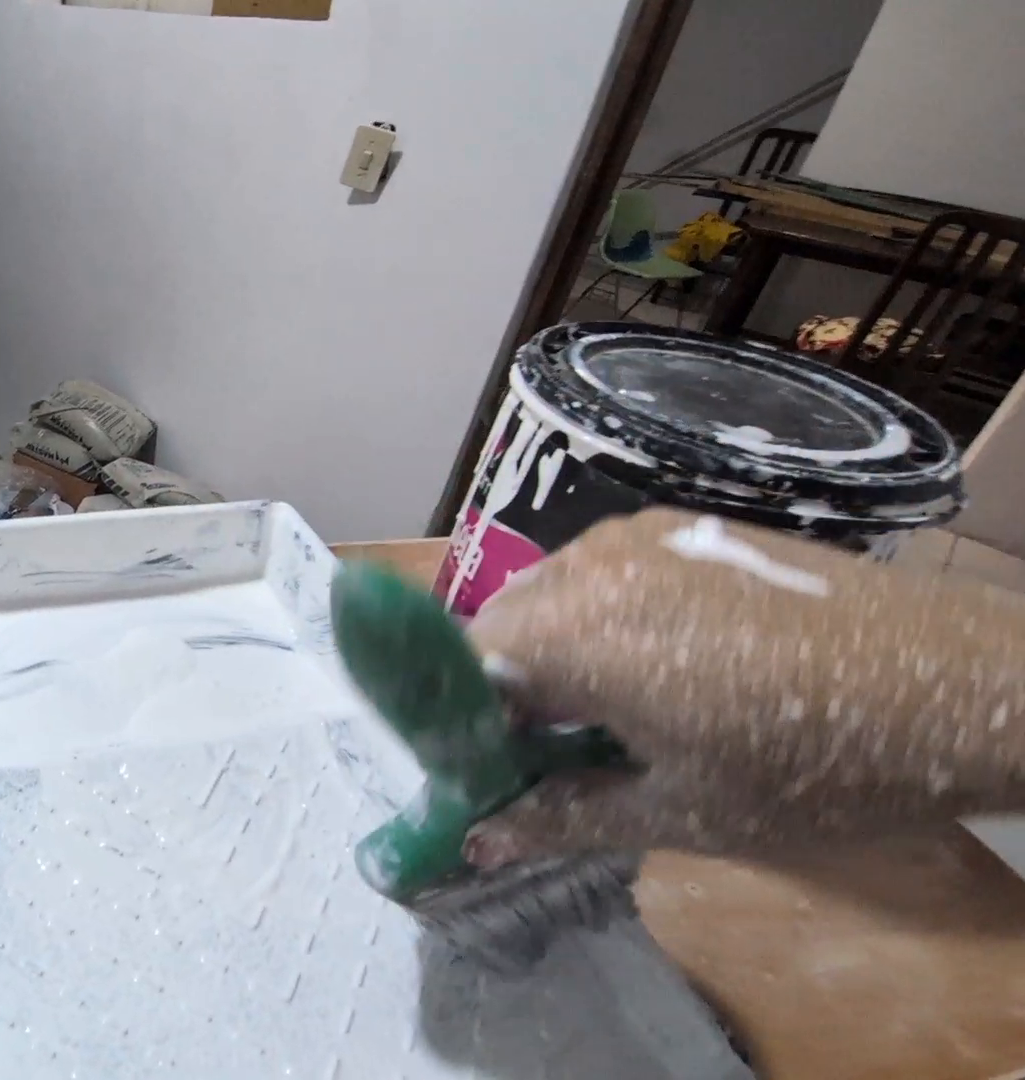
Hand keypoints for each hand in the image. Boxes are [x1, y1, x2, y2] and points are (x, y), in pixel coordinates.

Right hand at [461, 508, 1024, 866]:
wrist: (975, 683)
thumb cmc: (822, 763)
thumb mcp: (684, 811)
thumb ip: (560, 820)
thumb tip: (474, 846)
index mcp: (573, 634)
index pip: (462, 663)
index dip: (469, 712)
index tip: (500, 753)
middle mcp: (582, 568)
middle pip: (495, 623)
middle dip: (507, 679)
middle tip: (553, 733)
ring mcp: (625, 538)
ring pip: (539, 592)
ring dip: (546, 642)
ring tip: (606, 693)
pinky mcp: (667, 526)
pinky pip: (587, 568)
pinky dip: (587, 609)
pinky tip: (649, 648)